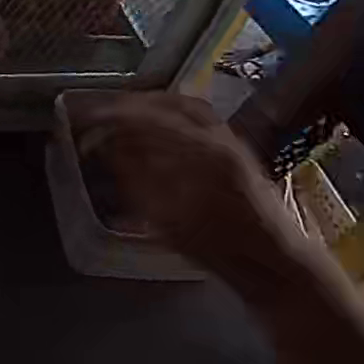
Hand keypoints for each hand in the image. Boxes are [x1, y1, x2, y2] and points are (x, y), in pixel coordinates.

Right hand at [77, 93, 312, 281]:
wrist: (274, 260)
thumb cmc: (220, 249)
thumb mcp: (168, 221)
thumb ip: (136, 180)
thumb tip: (108, 148)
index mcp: (200, 152)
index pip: (147, 119)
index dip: (113, 117)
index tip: (89, 119)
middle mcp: (218, 134)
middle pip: (166, 103)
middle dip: (129, 105)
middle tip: (102, 114)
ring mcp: (230, 136)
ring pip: (184, 104)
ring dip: (151, 104)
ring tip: (125, 113)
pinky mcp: (235, 143)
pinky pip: (200, 113)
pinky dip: (174, 110)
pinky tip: (159, 121)